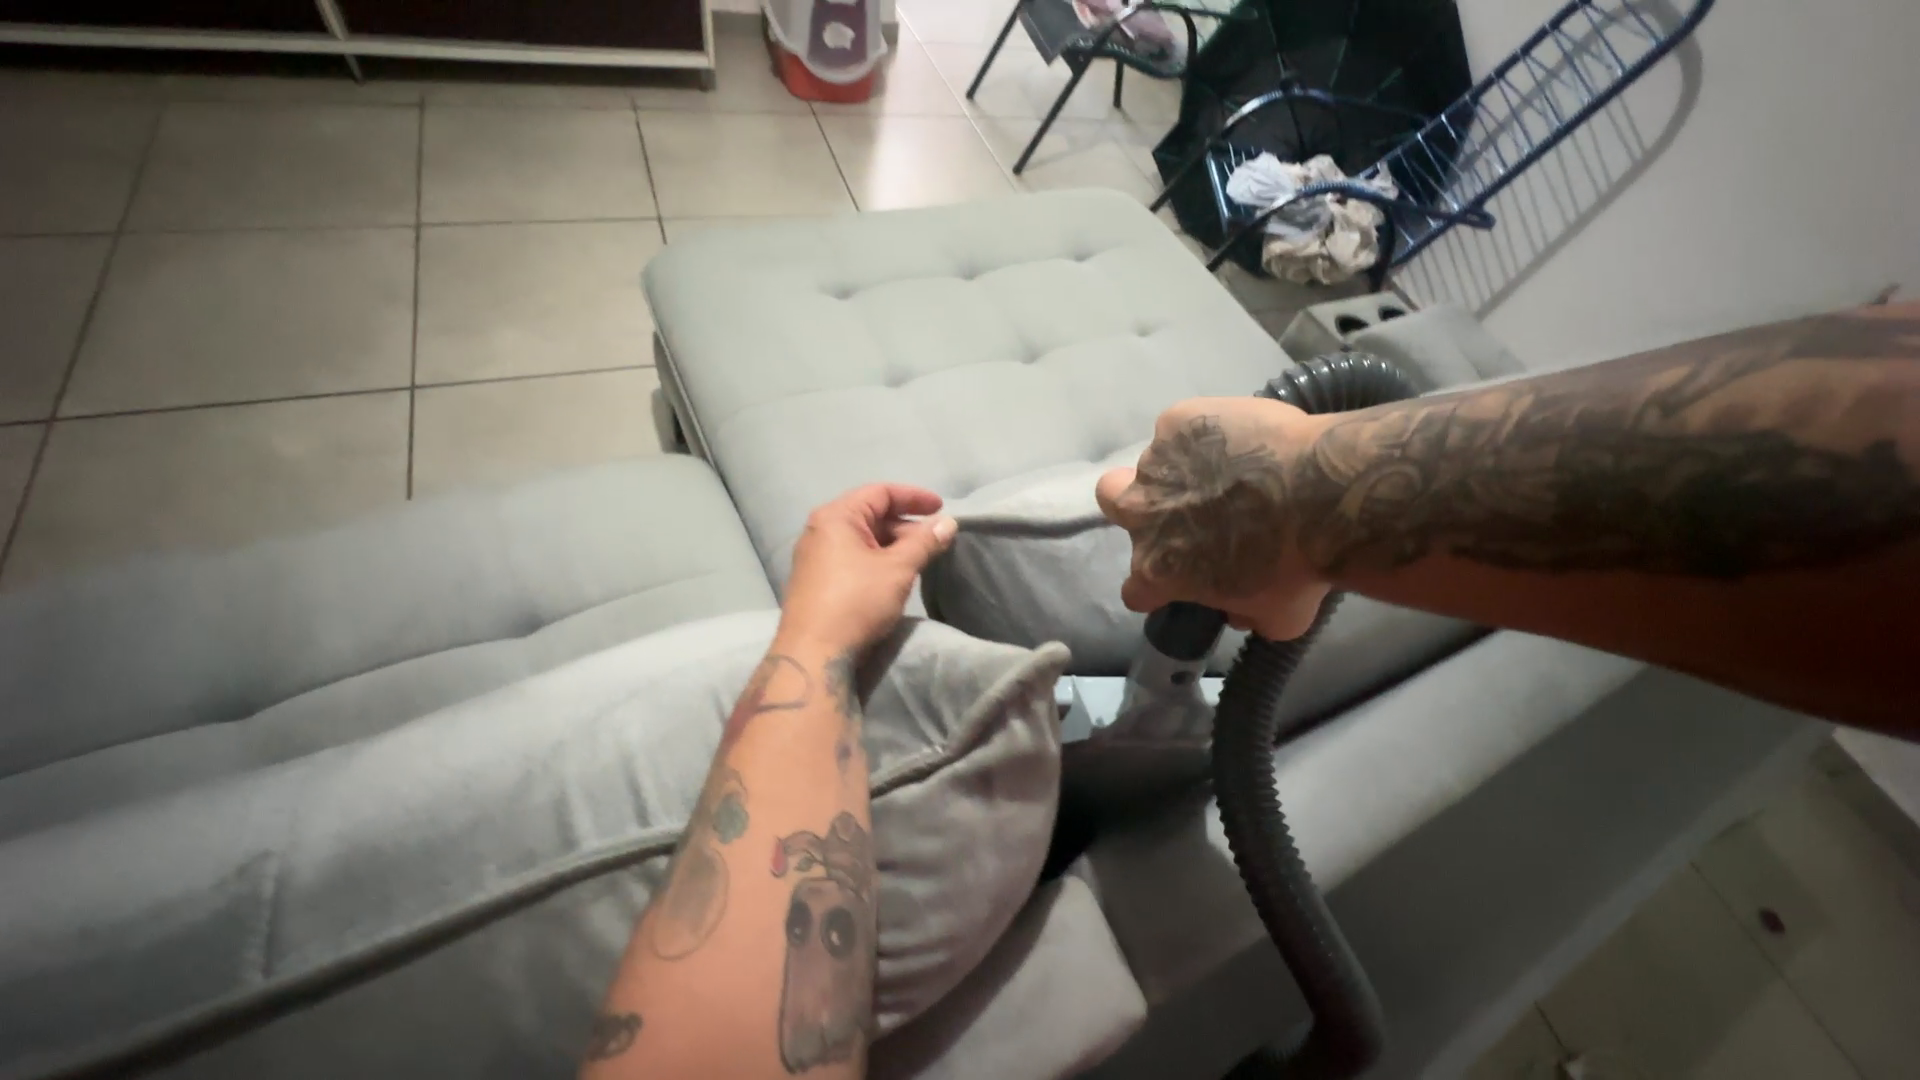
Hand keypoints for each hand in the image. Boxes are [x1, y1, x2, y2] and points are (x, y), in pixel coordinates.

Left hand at [777, 484, 958, 656]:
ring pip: (862, 539)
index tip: (941, 508)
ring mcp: (815, 556)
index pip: (880, 492)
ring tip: (920, 560)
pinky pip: (852, 558)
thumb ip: (924, 542)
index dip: (914, 497)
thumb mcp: (897, 569)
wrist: (813, 653)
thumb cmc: (856, 601)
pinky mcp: (816, 581)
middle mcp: (821, 530)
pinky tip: (895, 576)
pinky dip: (877, 560)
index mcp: (836, 516)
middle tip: (934, 541)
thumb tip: (948, 524)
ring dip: (893, 545)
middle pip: (870, 515)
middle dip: (906, 525)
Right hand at [1095, 397, 1335, 640]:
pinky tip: (1243, 437)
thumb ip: (1245, 616)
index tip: (1183, 575)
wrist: (1323, 496)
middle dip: (1136, 502)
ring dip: (1186, 465)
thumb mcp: (1277, 617)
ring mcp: (1156, 460)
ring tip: (1233, 464)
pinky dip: (1209, 431)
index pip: (1135, 588)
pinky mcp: (1178, 421)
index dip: (1157, 584)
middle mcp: (1142, 512)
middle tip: (1180, 503)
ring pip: (1158, 459)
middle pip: (1112, 500)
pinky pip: (1186, 425)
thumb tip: (1240, 612)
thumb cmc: (1300, 567)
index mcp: (1156, 568)